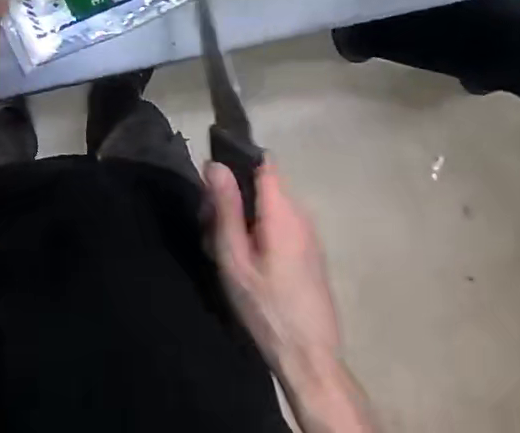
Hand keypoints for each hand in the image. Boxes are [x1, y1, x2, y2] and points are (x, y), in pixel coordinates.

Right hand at [209, 162, 372, 432]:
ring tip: (223, 248)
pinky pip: (280, 225)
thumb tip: (215, 163)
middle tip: (209, 226)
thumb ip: (226, 207)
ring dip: (244, 217)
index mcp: (282, 211)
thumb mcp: (234, 257)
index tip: (214, 182)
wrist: (309, 358)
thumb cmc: (266, 306)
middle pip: (262, 185)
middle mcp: (301, 215)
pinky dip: (259, 232)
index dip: (238, 162)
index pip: (264, 162)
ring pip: (269, 206)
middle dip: (234, 197)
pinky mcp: (310, 252)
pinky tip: (244, 262)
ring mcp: (309, 235)